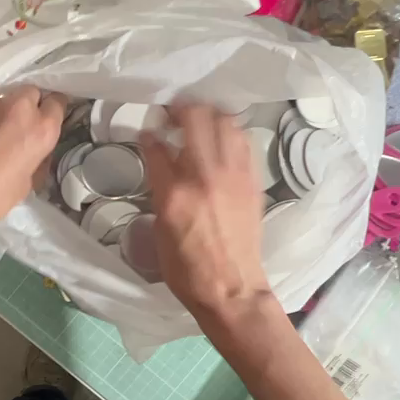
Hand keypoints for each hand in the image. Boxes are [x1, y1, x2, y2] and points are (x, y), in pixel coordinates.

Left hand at [0, 85, 65, 238]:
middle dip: (30, 106)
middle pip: (32, 93)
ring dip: (7, 110)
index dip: (53, 113)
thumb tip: (35, 153)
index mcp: (40, 129)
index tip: (47, 122)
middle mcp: (18, 107)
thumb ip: (35, 159)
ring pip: (6, 97)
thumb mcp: (25, 185)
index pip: (57, 103)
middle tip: (22, 127)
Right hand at [142, 104, 274, 327]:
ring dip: (208, 114)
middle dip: (180, 109)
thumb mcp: (160, 232)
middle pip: (194, 119)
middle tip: (172, 112)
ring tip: (199, 119)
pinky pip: (242, 141)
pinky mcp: (252, 181)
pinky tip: (221, 139)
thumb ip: (161, 194)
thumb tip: (163, 171)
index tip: (147, 131)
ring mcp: (233, 175)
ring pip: (223, 122)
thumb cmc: (187, 271)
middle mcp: (205, 176)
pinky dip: (229, 132)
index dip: (149, 135)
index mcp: (174, 194)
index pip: (156, 147)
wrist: (231, 290)